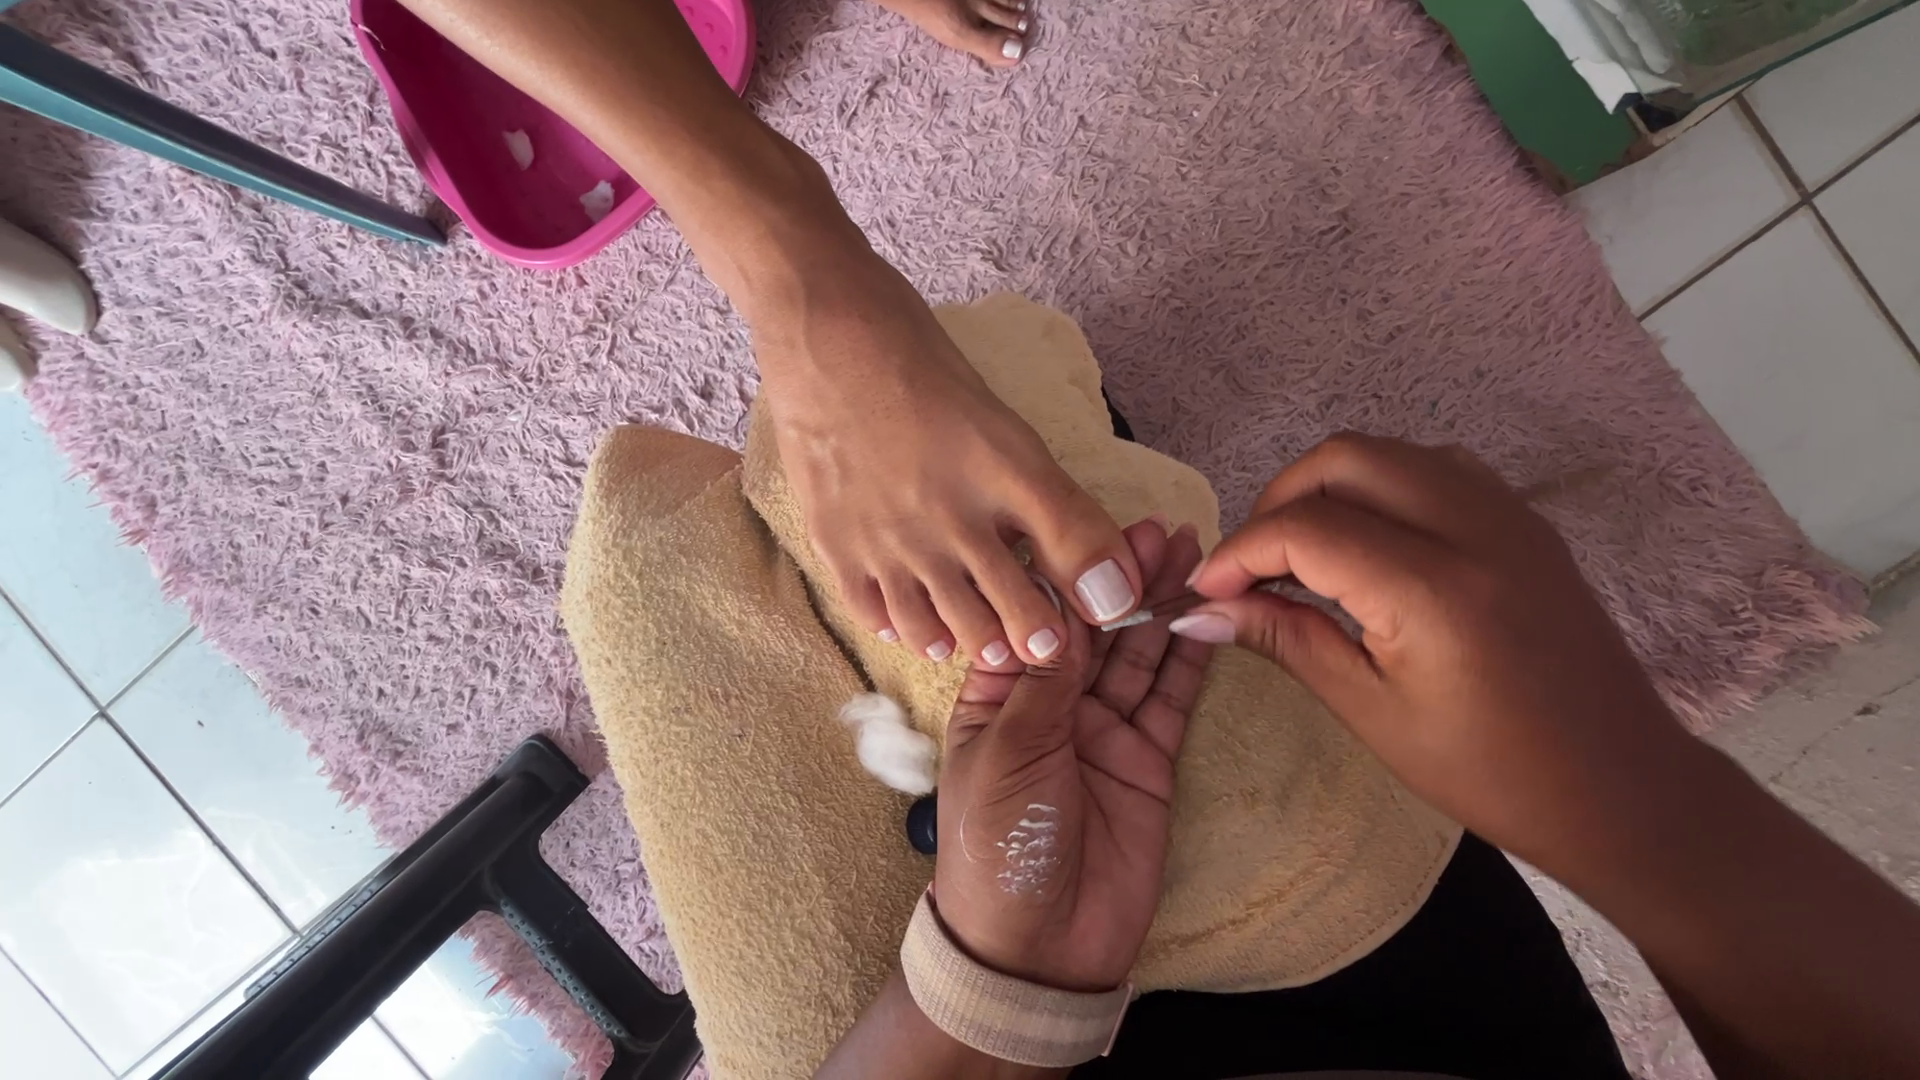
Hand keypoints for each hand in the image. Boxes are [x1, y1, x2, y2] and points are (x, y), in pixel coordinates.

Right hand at [756, 252, 1144, 671]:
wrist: (829, 339)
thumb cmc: (926, 369)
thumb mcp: (1010, 431)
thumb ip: (1063, 511)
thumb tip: (1113, 587)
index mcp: (1006, 482)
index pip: (1069, 567)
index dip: (1084, 609)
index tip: (1078, 623)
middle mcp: (949, 523)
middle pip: (1002, 617)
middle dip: (1027, 638)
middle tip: (1030, 641)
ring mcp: (888, 541)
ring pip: (940, 629)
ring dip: (968, 640)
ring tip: (976, 638)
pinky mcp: (836, 546)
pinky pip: (876, 615)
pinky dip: (904, 630)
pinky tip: (916, 628)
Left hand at [932, 519, 1211, 991]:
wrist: (1038, 945)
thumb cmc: (998, 841)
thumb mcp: (1008, 750)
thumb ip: (1046, 679)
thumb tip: (1069, 606)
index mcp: (1000, 693)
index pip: (1038, 619)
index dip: (1069, 576)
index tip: (1100, 529)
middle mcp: (1053, 702)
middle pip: (1094, 629)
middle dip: (1123, 580)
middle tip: (1161, 529)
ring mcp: (1103, 728)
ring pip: (1136, 654)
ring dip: (1160, 606)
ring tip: (1189, 554)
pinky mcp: (1147, 758)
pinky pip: (1169, 698)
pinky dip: (1187, 658)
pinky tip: (1203, 616)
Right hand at [1175, 434, 1688, 864]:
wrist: (1624, 791)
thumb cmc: (1488, 770)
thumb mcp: (1369, 711)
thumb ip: (1282, 639)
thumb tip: (1197, 613)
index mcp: (1434, 589)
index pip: (1304, 529)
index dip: (1237, 553)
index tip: (1205, 592)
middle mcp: (1474, 528)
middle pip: (1341, 459)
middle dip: (1275, 502)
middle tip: (1252, 566)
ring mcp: (1508, 514)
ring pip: (1385, 452)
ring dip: (1324, 487)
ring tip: (1300, 552)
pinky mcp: (1523, 520)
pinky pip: (1429, 467)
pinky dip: (1376, 486)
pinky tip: (1365, 541)